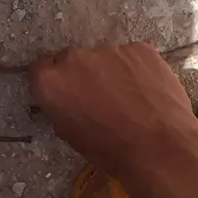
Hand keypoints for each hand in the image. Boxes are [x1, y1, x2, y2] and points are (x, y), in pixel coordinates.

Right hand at [28, 43, 197, 181]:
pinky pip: (130, 56)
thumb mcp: (69, 133)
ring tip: (127, 97)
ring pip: (103, 57)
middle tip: (96, 98)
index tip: (62, 94)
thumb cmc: (108, 149)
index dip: (51, 83)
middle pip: (71, 60)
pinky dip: (134, 69)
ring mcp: (110, 49)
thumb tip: (65, 99)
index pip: (39, 70)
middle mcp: (75, 58)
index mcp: (51, 81)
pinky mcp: (140, 48)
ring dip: (108, 71)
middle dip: (79, 75)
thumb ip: (60, 107)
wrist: (158, 147)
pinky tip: (145, 91)